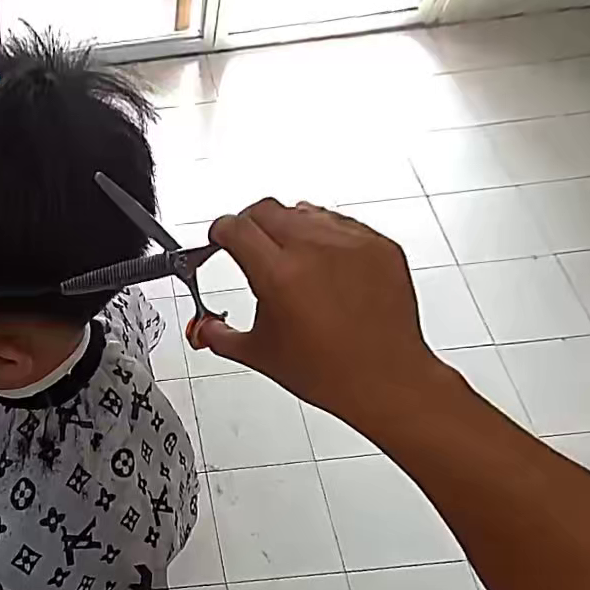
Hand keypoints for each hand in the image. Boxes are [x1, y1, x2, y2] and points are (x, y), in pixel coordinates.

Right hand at [197, 200, 451, 429]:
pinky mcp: (378, 246)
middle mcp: (316, 249)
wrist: (385, 380)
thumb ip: (221, 336)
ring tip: (291, 262)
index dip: (220, 232)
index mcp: (279, 275)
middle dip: (250, 224)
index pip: (235, 228)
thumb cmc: (332, 373)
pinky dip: (326, 238)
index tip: (219, 239)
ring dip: (289, 228)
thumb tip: (204, 329)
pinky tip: (325, 269)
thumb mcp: (262, 355)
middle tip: (248, 244)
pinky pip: (343, 225)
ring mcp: (351, 244)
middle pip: (267, 209)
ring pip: (306, 212)